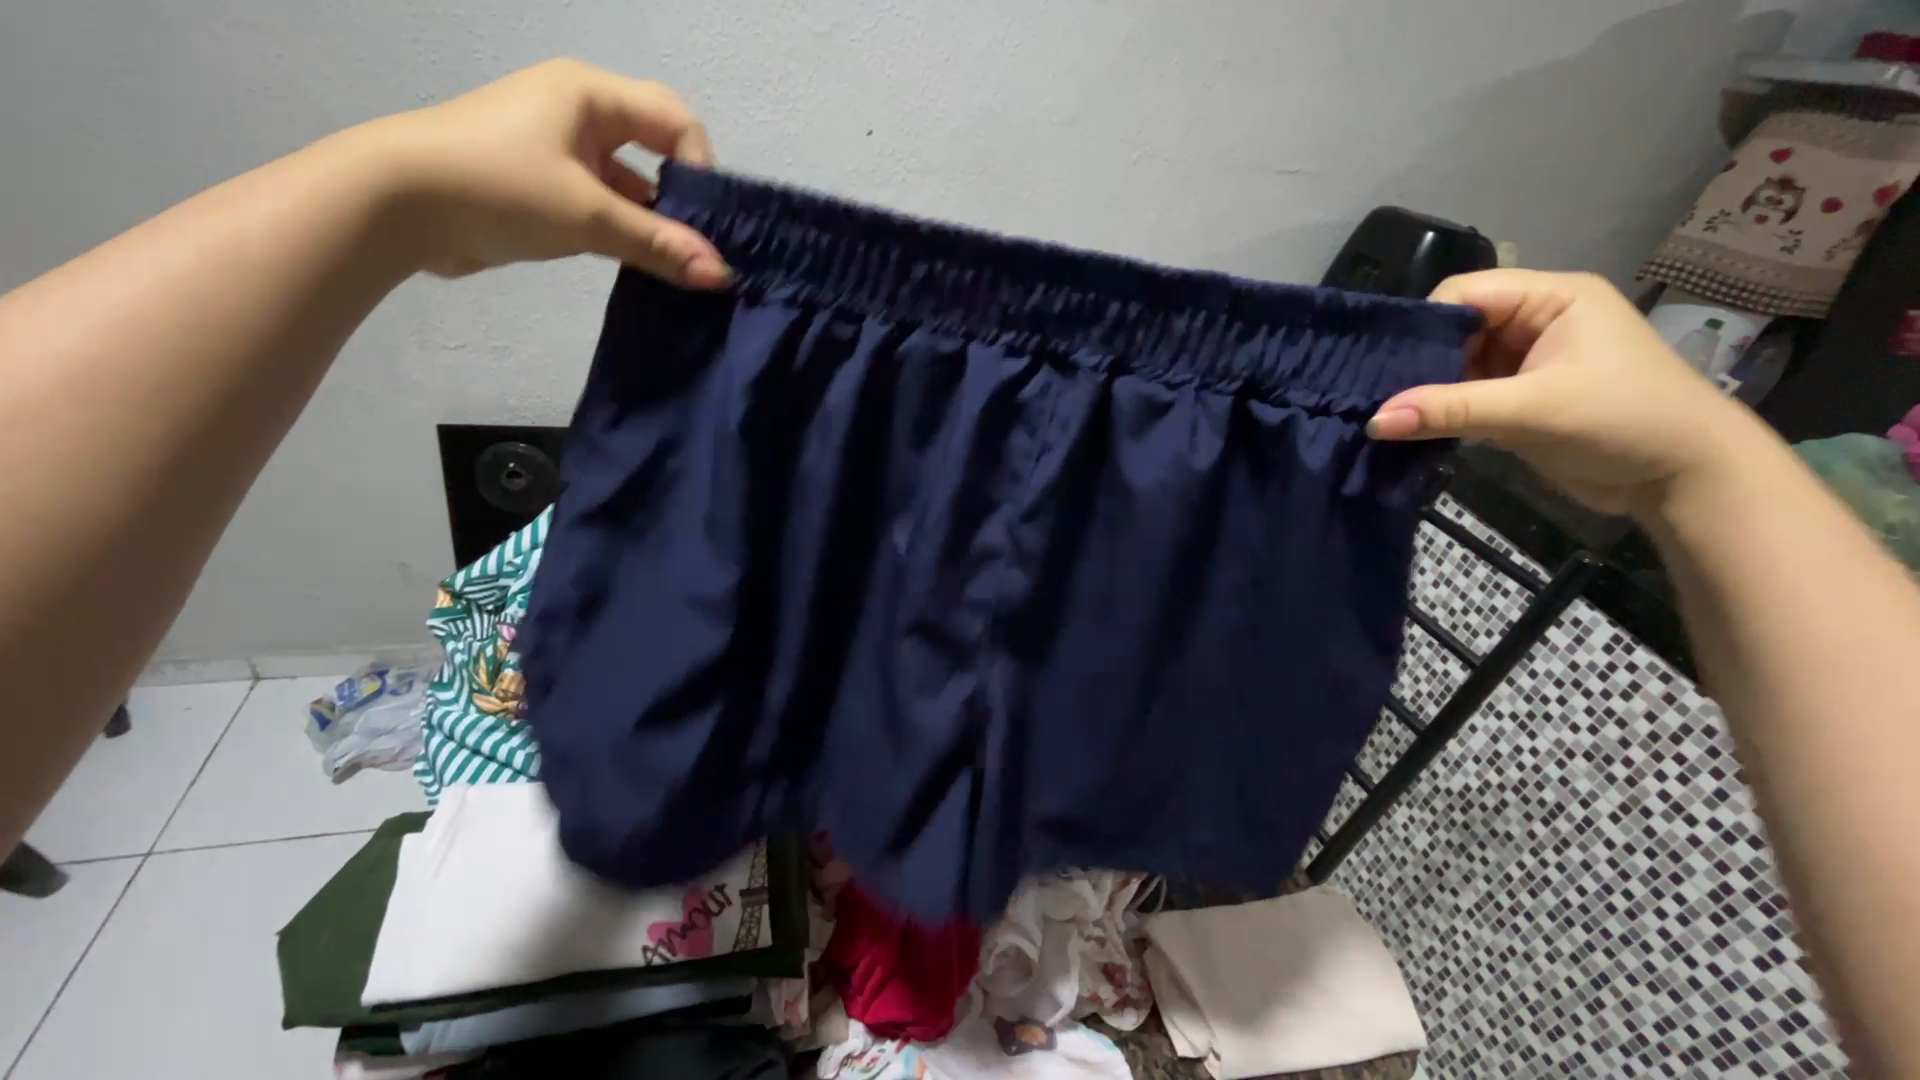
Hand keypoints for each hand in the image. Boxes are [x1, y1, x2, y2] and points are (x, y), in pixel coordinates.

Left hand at [353, 58, 729, 286]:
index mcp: (590, 94)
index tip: (705, 223)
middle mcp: (578, 112)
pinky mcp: (543, 184)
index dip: (700, 169)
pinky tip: (640, 265)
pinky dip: (623, 231)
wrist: (393, 204)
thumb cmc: (498, 187)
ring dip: (652, 221)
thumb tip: (721, 275)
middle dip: (681, 198)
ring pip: (629, 182)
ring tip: (675, 265)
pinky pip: (602, 203)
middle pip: (655, 149)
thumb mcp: (587, 217)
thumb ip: (659, 245)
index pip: (675, 120)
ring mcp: (558, 148)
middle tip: (698, 246)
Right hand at [1366, 269, 1760, 519]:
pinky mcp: (1522, 398)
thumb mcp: (1532, 411)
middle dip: (1422, 363)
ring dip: (1429, 392)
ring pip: (1458, 365)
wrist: (1687, 478)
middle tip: (1380, 397)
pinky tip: (1416, 430)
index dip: (1424, 325)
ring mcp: (1530, 361)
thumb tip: (1373, 420)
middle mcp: (1538, 320)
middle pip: (1457, 329)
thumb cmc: (1624, 421)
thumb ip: (1450, 411)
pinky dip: (1444, 412)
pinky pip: (1468, 395)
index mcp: (1552, 297)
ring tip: (1391, 418)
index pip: (1465, 293)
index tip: (1386, 367)